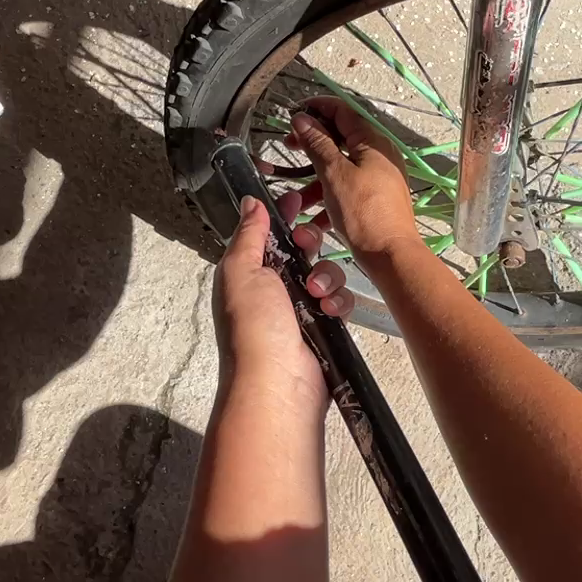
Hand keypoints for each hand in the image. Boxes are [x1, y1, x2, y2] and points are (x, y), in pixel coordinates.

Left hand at [213, 193, 351, 416]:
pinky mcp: (325, 326)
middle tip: (307, 244)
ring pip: (326, 272)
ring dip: (326, 276)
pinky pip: (340, 300)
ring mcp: (301, 308)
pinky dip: (338, 302)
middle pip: (302, 249)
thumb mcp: (241, 271)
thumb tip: (250, 202)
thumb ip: (248, 234)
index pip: (269, 234)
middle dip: (309, 242)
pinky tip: (330, 312)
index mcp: (249, 272)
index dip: (283, 214)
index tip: (298, 198)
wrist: (277, 382)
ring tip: (316, 293)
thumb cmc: (253, 324)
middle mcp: (274, 288)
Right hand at [286, 97, 420, 257]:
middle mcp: (379, 155)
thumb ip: (317, 144)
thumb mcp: (334, 174)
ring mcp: (379, 177)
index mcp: (373, 142)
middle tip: (290, 145)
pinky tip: (313, 217)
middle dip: (313, 143)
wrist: (390, 255)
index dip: (317, 108)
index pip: (343, 110)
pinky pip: (348, 188)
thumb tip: (303, 119)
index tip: (294, 113)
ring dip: (316, 177)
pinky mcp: (376, 198)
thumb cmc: (364, 213)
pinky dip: (329, 196)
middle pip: (341, 138)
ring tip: (297, 195)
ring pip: (341, 167)